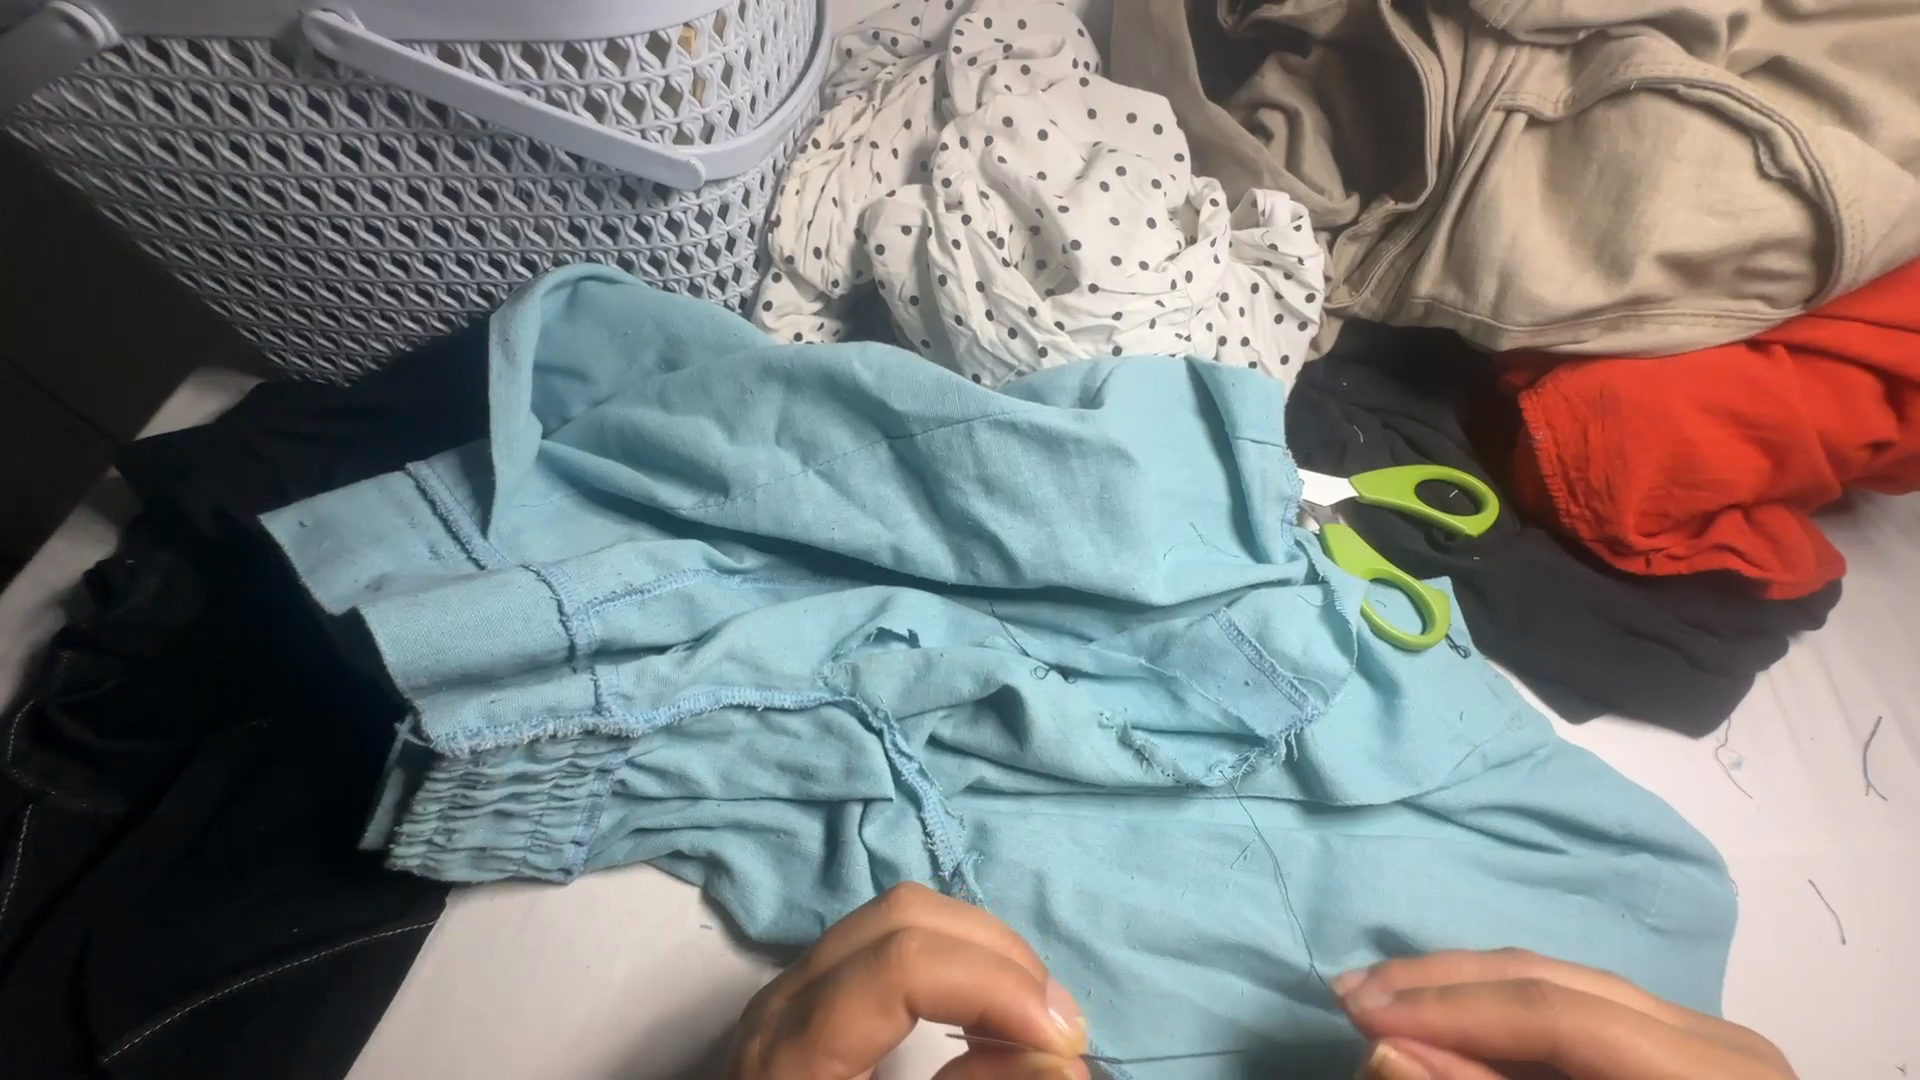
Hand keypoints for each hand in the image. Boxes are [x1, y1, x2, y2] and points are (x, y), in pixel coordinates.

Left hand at [725, 883, 1090, 1079]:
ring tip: (1034, 1011)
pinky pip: (895, 932)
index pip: (899, 965)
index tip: (1062, 1039)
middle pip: (906, 915)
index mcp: (791, 1048)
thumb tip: (1065, 1064)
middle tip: (1060, 1025)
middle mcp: (789, 991)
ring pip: (905, 909)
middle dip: (997, 957)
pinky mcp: (818, 982)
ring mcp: (800, 977)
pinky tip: (989, 998)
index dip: (990, 987)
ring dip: (982, 948)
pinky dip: (956, 952)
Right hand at [1338, 948, 1797, 1079]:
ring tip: (1374, 992)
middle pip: (1541, 978)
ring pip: (1544, 980)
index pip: (1553, 1011)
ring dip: (1450, 987)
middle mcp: (1712, 1038)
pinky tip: (1436, 1011)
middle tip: (1347, 991)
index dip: (1449, 1009)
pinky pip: (1559, 1005)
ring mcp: (1695, 1035)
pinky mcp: (1670, 1044)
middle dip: (1435, 984)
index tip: (1360, 1014)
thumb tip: (1382, 1048)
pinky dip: (1488, 1009)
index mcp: (1715, 1078)